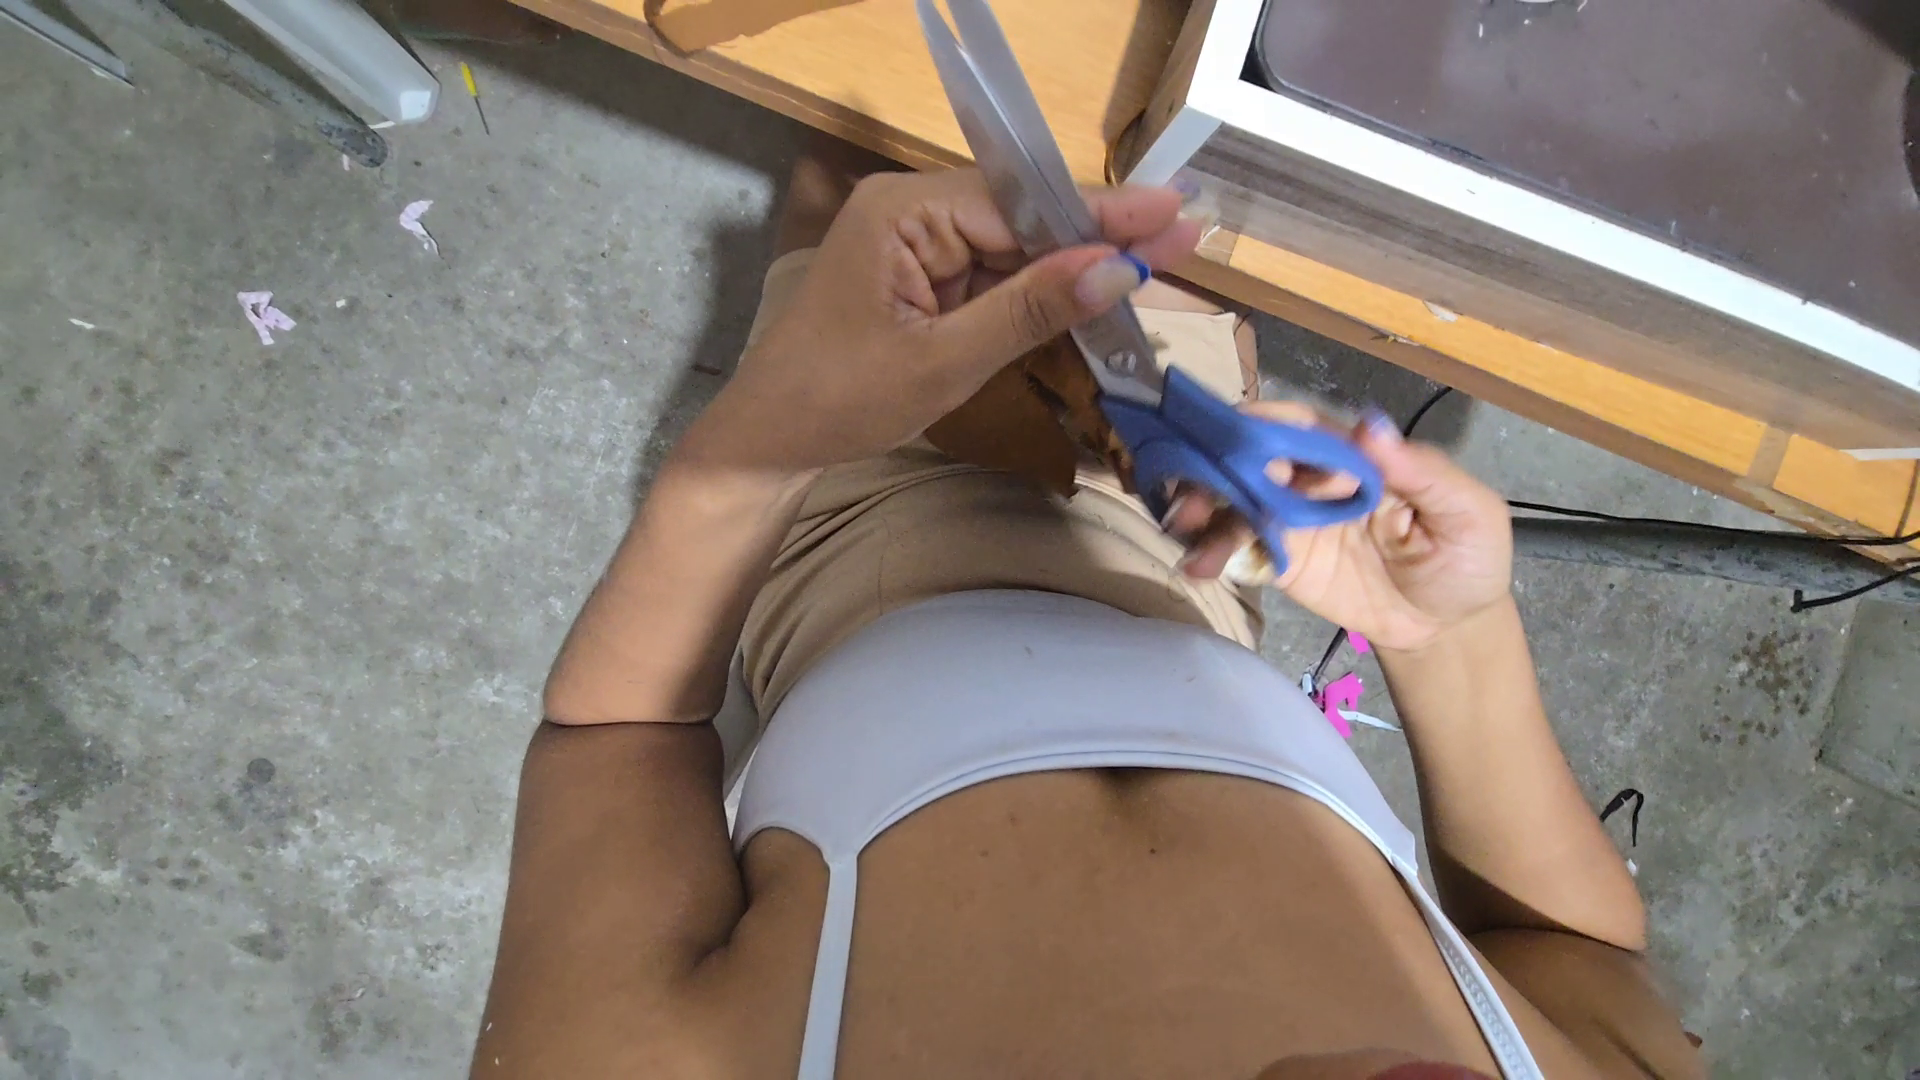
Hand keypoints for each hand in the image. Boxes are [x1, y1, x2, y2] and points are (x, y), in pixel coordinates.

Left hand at [675, 168, 1199, 472]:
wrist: (772, 441)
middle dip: (1097, 238)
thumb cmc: (843, 402)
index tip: (1172, 212)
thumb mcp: (944, 360)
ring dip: (1072, 269)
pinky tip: (1089, 296)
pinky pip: (987, 281)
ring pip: (1009, 252)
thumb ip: (1029, 310)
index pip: (1019, 202)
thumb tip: (1118, 271)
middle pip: (1020, 219)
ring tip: (1153, 268)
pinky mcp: (917, 284)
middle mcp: (909, 212)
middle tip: (1181, 238)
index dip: (1099, 215)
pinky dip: (1033, 297)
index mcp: (904, 211)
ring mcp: (913, 248)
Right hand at [1174, 406, 1512, 651]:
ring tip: (1184, 531)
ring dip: (1204, 511)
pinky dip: (1210, 552)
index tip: (1227, 429)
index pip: (1299, 429)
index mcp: (1351, 458)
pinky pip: (1237, 549)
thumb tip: (1370, 426)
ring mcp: (1288, 522)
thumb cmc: (1465, 560)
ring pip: (1235, 504)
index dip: (1262, 424)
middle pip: (1252, 463)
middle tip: (1191, 488)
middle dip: (1214, 467)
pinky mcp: (1276, 561)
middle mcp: (1310, 483)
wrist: (1445, 628)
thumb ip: (1423, 472)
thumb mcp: (1468, 514)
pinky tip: (1196, 565)